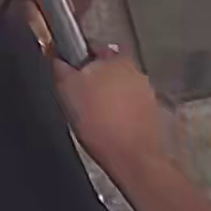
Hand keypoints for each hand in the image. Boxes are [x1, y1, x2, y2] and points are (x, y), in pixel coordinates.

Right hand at [51, 45, 171, 170]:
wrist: (132, 161)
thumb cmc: (98, 119)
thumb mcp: (64, 84)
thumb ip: (58, 63)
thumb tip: (55, 56)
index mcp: (118, 59)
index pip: (93, 49)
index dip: (78, 61)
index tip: (70, 74)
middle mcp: (138, 74)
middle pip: (107, 71)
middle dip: (94, 81)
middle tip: (77, 95)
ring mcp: (149, 98)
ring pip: (118, 92)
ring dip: (107, 99)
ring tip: (91, 115)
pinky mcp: (154, 121)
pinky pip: (129, 111)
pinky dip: (119, 117)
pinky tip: (106, 128)